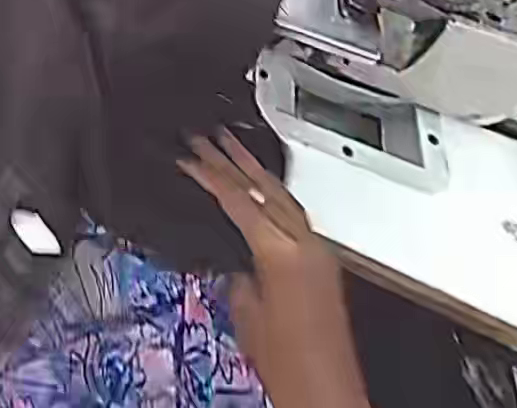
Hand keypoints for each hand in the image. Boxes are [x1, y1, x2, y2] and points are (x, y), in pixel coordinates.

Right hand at [180, 130, 368, 407]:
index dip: (208, 173)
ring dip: (253, 167)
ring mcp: (317, 247)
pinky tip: (261, 184)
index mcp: (278, 251)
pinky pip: (294, 209)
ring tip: (230, 143)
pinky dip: (273, 190)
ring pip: (280, 192)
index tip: (187, 156)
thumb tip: (234, 253)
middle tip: (205, 134)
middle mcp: (302, 241)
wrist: (329, 397)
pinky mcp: (324, 258)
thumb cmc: (285, 366)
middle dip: (230, 156)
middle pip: (260, 186)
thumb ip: (238, 271)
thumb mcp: (245, 313)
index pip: (236, 198)